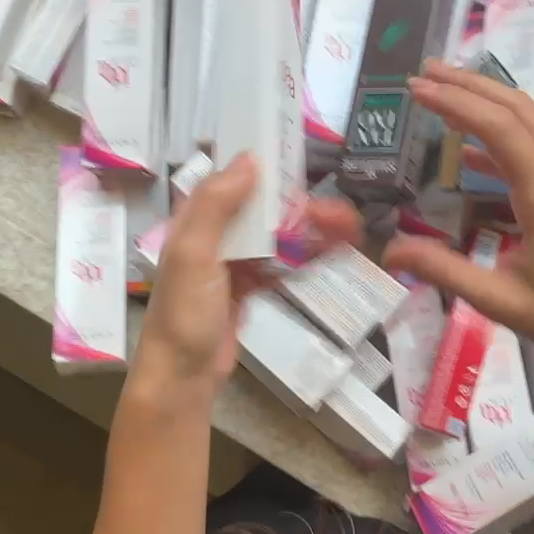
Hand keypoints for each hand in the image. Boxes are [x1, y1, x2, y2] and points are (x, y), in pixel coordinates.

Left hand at [136, 155, 361, 390]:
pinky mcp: (248, 286)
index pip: (234, 177)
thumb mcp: (194, 254)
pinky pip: (281, 261)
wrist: (184, 374)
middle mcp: (215, 233)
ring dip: (311, 229)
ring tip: (348, 232)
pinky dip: (304, 255)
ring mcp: (233, 261)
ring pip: (277, 233)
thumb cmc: (185, 313)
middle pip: (265, 206)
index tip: (305, 163)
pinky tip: (330, 253)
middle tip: (343, 217)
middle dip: (304, 206)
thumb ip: (216, 205)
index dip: (268, 166)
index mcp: (196, 218)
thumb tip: (250, 158)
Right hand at [383, 61, 533, 376]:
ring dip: (487, 102)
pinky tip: (469, 152)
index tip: (415, 90)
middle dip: (469, 85)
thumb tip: (389, 251)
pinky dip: (501, 135)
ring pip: (531, 122)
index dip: (455, 103)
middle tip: (423, 73)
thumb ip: (444, 271)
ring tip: (442, 93)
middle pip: (517, 110)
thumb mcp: (500, 301)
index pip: (498, 129)